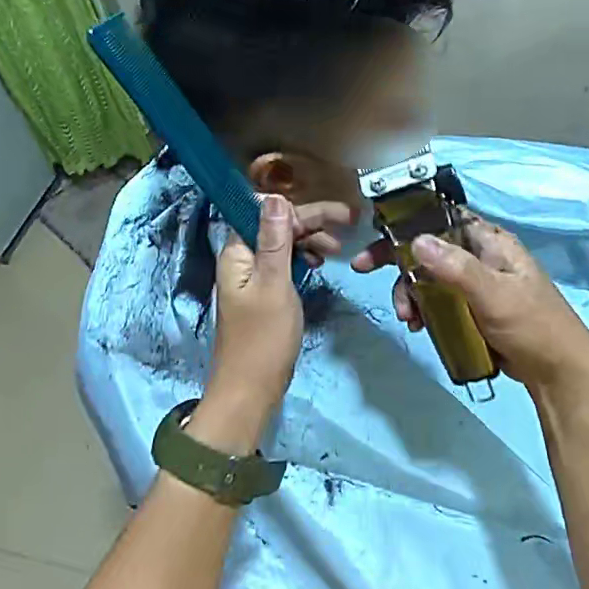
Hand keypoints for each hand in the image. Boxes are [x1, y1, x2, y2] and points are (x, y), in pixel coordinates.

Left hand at [194, 196, 352, 452]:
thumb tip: (275, 196)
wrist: (249, 392)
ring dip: (311, 240)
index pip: (268, 211)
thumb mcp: (274, 284)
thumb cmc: (263, 339)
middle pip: (277, 225)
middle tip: (350, 225)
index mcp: (237, 252)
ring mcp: (252, 278)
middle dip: (313, 221)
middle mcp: (241, 259)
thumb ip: (275, 241)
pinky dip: (304, 259)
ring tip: (338, 250)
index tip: (338, 214)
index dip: (302, 208)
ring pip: (283, 244)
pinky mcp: (264, 294)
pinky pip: (285, 264)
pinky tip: (320, 265)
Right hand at [351, 212, 588, 392]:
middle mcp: (481, 256)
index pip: (442, 217)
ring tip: (408, 319)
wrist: (557, 373)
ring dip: (411, 292)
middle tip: (364, 269)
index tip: (377, 232)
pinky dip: (424, 309)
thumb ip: (455, 267)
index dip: (408, 220)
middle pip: (429, 248)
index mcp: (491, 242)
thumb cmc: (532, 326)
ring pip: (430, 277)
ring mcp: (476, 284)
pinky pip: (439, 301)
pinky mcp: (473, 309)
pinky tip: (419, 327)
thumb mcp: (493, 294)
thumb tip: (416, 240)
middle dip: (399, 261)